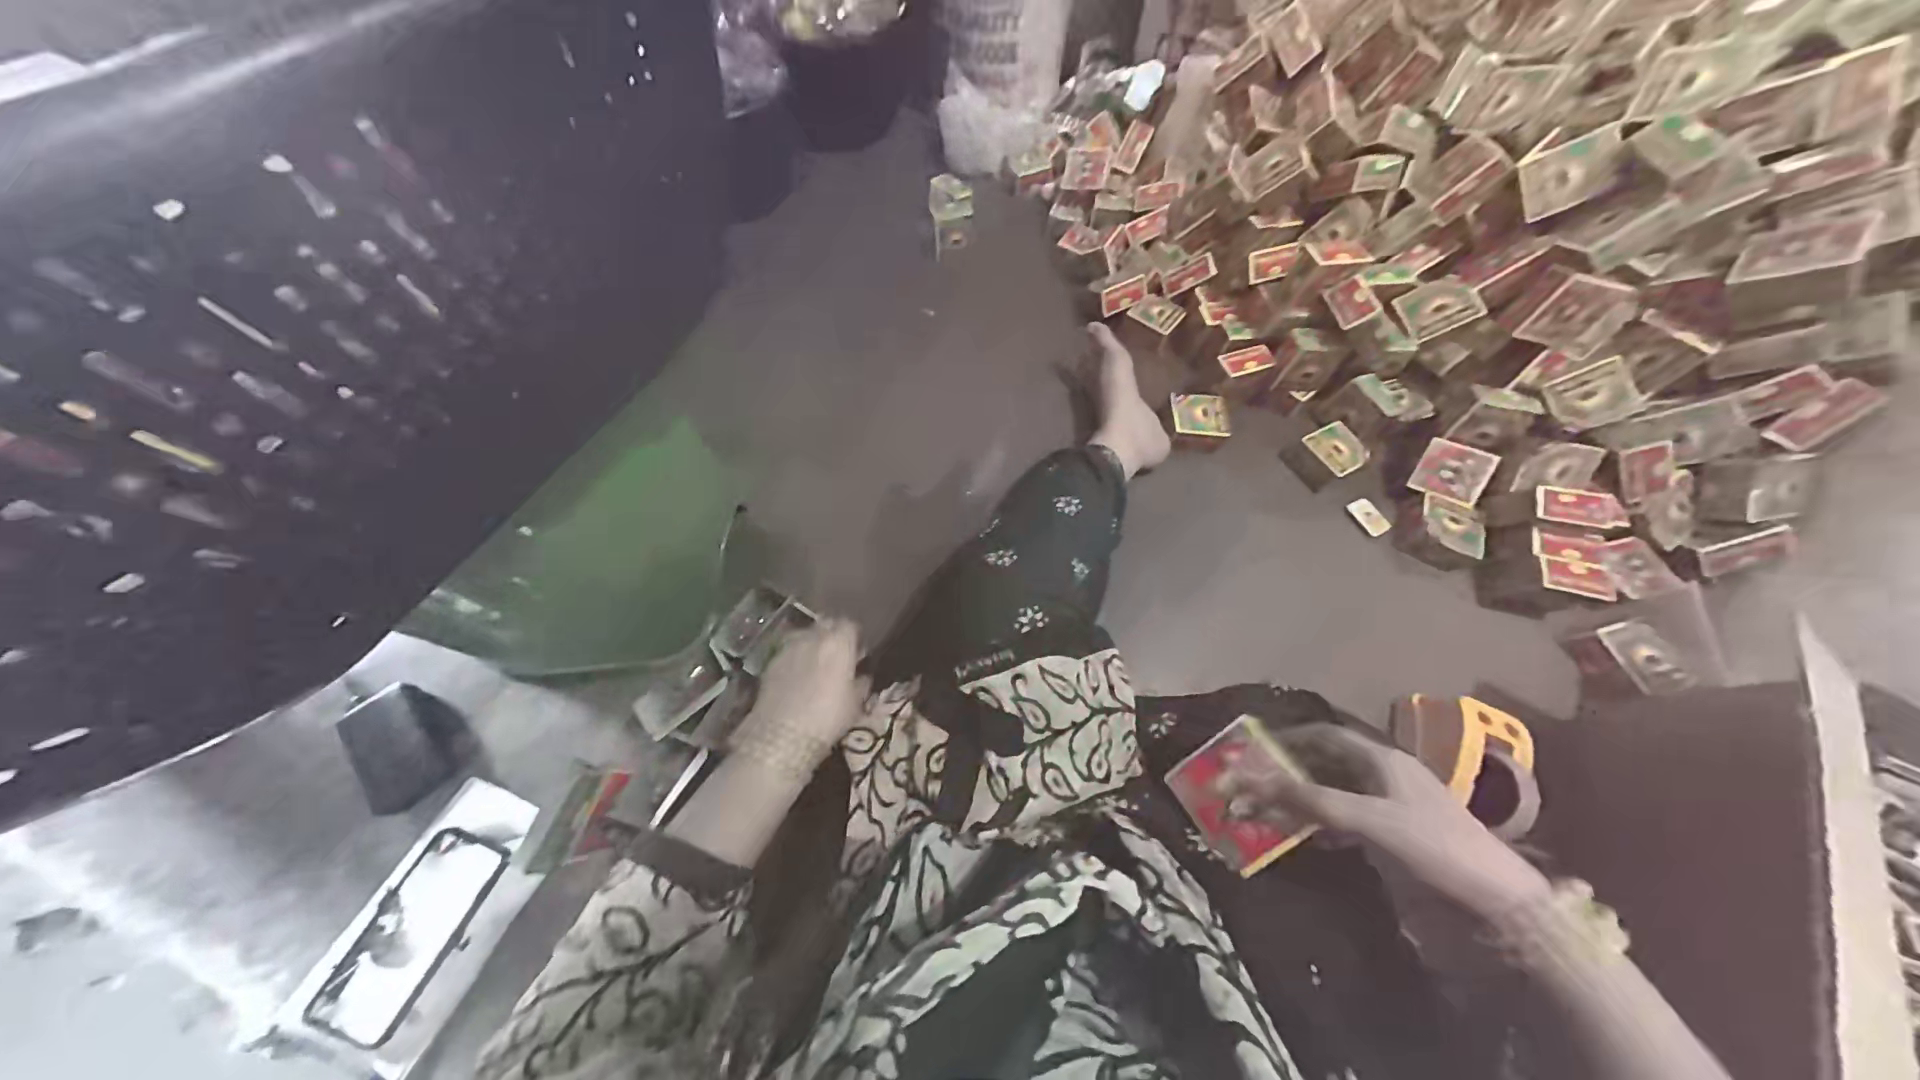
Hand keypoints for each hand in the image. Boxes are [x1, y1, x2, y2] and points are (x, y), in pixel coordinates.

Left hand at [743, 617, 868, 744]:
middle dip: (833, 635)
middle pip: (826, 624)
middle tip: (838, 655)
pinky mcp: (770, 662)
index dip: (855, 637)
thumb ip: (861, 683)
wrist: (782, 735)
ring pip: (804, 635)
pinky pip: (788, 651)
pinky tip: (797, 676)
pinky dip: (795, 658)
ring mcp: (789, 647)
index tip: (858, 651)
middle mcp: (813, 637)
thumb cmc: (828, 718)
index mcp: (839, 642)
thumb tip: (862, 676)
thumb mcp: (855, 703)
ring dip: (812, 644)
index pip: (850, 625)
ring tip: (816, 664)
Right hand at [1254, 724, 1551, 919]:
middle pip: (1328, 761)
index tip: (1258, 748)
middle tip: (1260, 783)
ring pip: (1337, 789)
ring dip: (1306, 798)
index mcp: (1381, 758)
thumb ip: (1314, 801)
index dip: (1291, 737)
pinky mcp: (1399, 827)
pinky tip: (1310, 836)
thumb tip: (1257, 782)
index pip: (1326, 734)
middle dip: (1292, 770)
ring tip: (1275, 811)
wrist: (1499, 896)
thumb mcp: (1369, 820)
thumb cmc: (1434, 844)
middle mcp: (1386, 771)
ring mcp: (1394, 799)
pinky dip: (1326, 819)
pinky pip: (1351, 813)